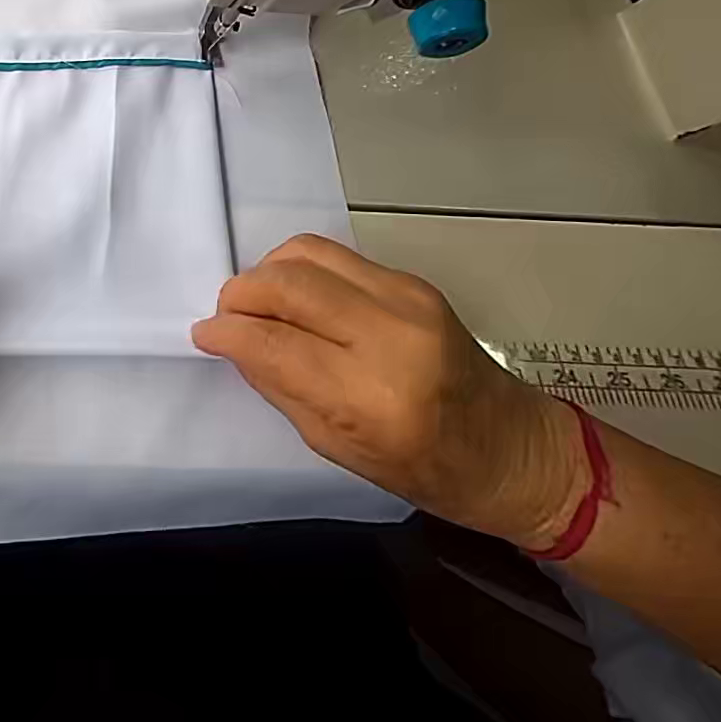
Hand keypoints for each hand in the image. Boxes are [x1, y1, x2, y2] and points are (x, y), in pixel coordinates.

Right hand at [191, 234, 588, 549]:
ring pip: (303, 254)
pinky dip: (295, 270)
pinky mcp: (412, 282)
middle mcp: (392, 338)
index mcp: (371, 397)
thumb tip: (233, 340)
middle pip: (284, 285)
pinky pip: (330, 255)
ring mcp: (407, 300)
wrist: (516, 449)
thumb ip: (277, 384)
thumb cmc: (421, 467)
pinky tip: (295, 298)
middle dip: (238, 295)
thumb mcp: (331, 444)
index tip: (205, 334)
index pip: (271, 342)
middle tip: (229, 317)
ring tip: (261, 304)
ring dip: (265, 274)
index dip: (225, 332)